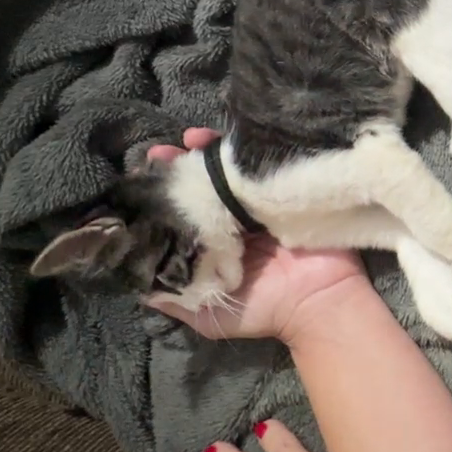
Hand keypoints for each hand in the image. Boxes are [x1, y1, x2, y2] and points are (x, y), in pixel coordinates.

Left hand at [146, 127, 370, 341]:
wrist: (320, 301)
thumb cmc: (266, 310)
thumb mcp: (207, 314)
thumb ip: (172, 296)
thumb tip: (130, 278)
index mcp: (217, 244)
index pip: (185, 213)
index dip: (165, 195)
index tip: (144, 178)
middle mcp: (237, 220)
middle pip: (204, 186)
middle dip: (182, 167)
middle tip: (161, 153)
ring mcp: (264, 203)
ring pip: (231, 172)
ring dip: (210, 153)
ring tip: (190, 137)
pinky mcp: (287, 191)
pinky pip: (264, 168)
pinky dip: (247, 152)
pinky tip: (228, 138)